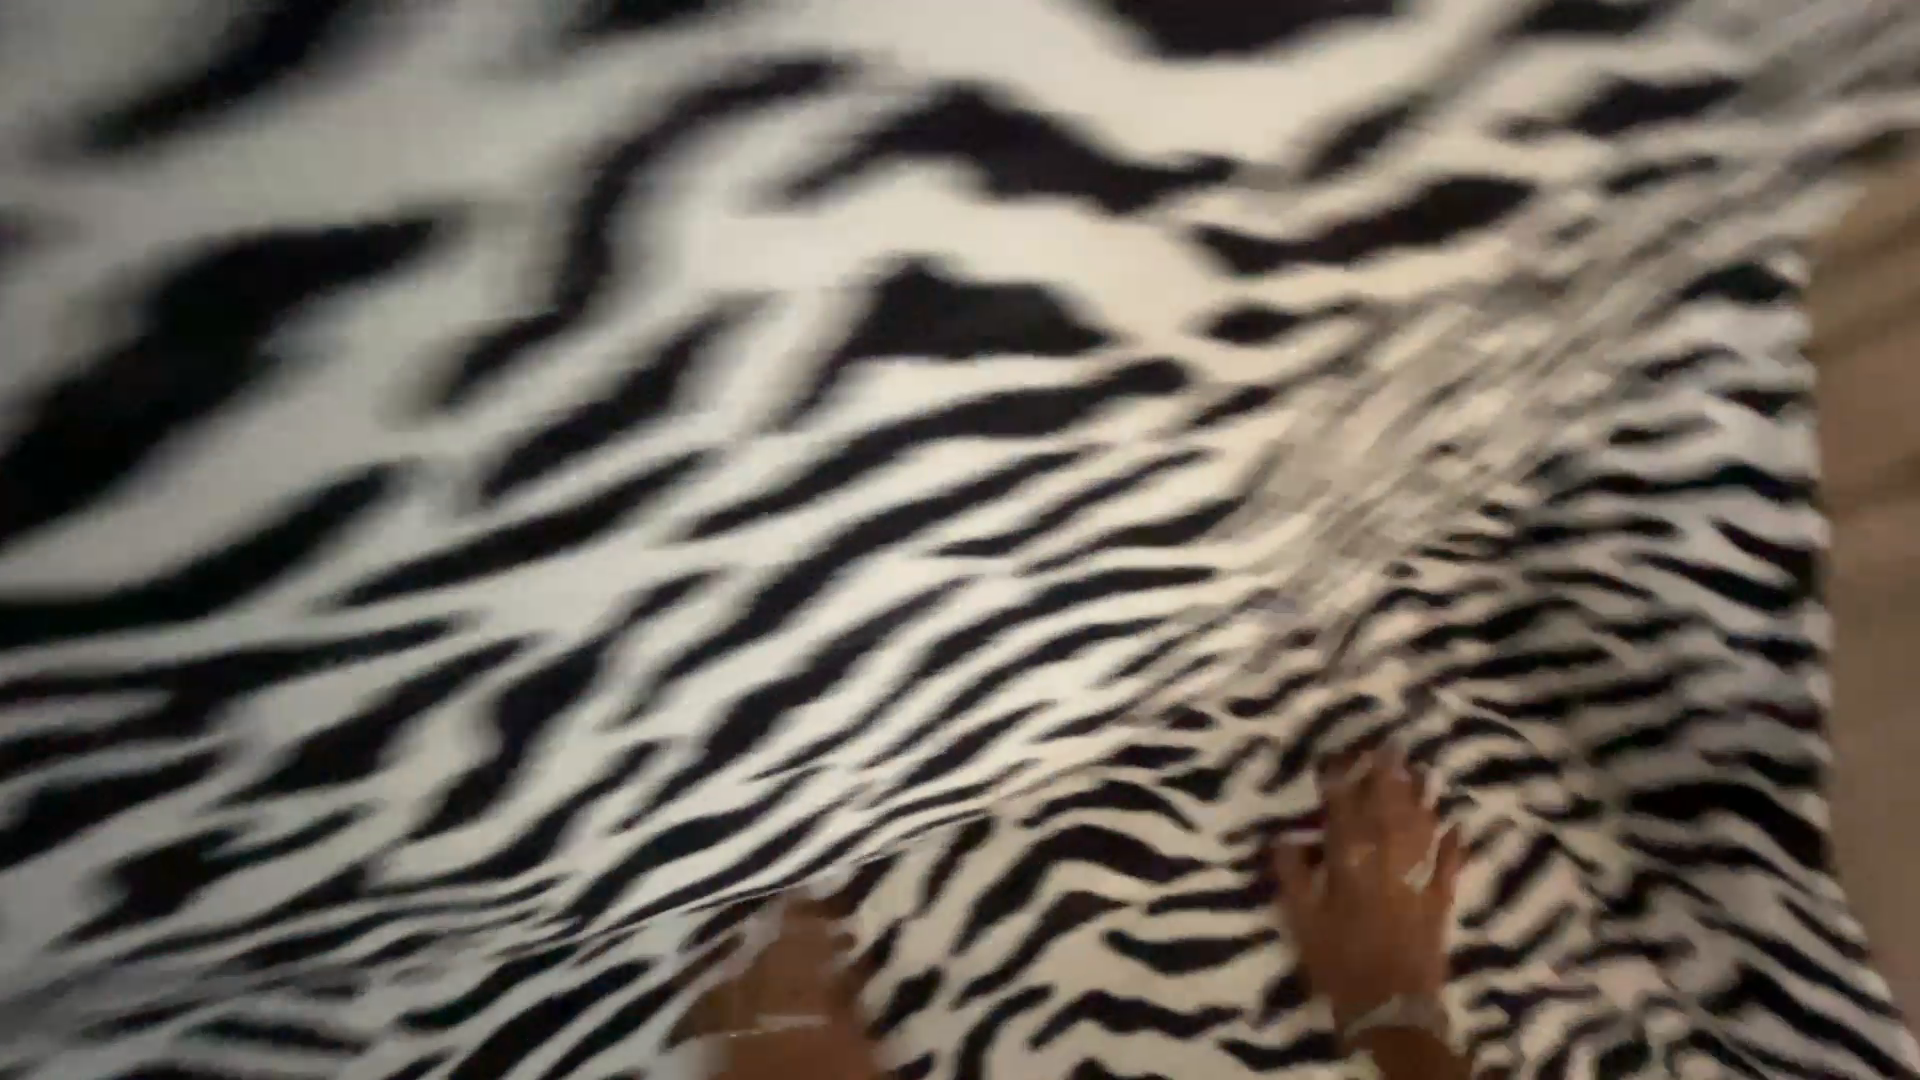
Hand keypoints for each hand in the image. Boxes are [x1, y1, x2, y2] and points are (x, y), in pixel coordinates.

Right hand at [1272, 747, 1462, 1027]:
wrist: (1391, 1010)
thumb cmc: (1337, 960)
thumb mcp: (1299, 919)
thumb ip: (1291, 874)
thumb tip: (1281, 836)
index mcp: (1349, 864)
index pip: (1343, 812)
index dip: (1341, 782)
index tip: (1339, 755)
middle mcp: (1386, 864)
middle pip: (1387, 811)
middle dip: (1387, 777)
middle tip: (1390, 745)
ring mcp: (1417, 882)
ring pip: (1420, 831)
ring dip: (1421, 799)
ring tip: (1421, 770)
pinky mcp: (1440, 904)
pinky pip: (1450, 868)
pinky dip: (1454, 846)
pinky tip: (1457, 825)